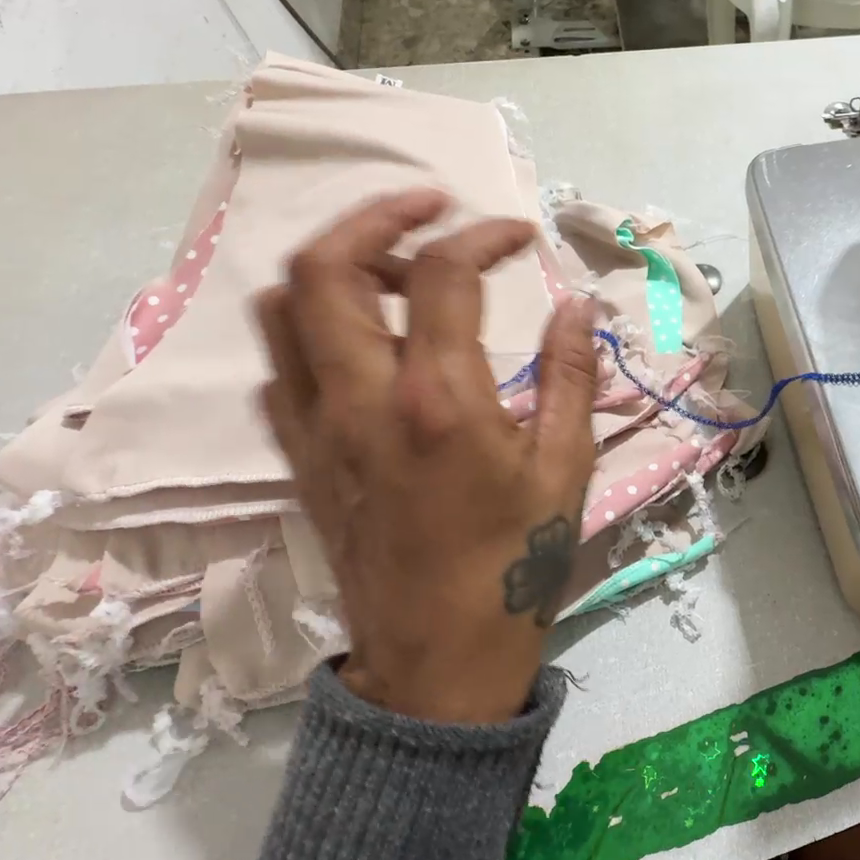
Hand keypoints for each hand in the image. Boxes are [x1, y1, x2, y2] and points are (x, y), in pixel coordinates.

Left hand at [254, 189, 599, 723]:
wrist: (438, 651)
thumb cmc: (516, 558)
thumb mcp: (567, 465)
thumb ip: (570, 375)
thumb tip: (578, 306)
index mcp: (437, 399)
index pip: (441, 275)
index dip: (482, 235)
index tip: (520, 234)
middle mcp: (359, 398)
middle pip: (324, 269)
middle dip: (376, 217)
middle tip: (431, 209)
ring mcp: (315, 427)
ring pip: (282, 309)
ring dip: (336, 267)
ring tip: (398, 269)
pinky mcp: (300, 455)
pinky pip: (282, 365)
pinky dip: (317, 327)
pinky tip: (370, 343)